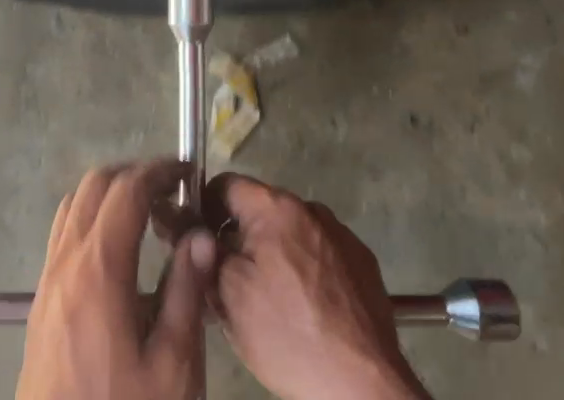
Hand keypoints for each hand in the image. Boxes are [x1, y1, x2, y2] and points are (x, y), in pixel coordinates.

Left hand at [16, 160, 216, 399]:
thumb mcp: (173, 365)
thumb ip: (187, 293)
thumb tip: (200, 236)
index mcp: (98, 269)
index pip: (126, 191)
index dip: (158, 172)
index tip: (187, 173)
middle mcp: (65, 262)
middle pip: (93, 186)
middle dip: (134, 174)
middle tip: (172, 188)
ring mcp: (47, 280)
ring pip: (73, 206)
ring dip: (109, 194)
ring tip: (149, 212)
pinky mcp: (41, 302)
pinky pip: (63, 235)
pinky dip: (91, 219)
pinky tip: (120, 251)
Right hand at [209, 174, 429, 399]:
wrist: (362, 383)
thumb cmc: (287, 335)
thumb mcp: (228, 295)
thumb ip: (208, 253)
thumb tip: (201, 234)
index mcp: (275, 209)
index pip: (225, 184)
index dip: (205, 208)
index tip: (199, 240)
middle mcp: (311, 210)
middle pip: (261, 210)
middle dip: (241, 236)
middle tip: (230, 279)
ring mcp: (342, 236)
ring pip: (292, 233)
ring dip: (275, 253)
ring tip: (272, 298)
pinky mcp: (364, 263)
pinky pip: (320, 254)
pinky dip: (306, 269)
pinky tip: (306, 307)